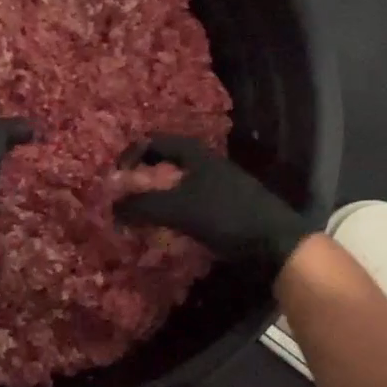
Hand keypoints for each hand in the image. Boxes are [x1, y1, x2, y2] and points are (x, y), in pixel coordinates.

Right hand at [114, 135, 311, 274]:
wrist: (275, 244)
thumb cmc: (226, 216)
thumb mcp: (179, 209)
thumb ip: (142, 205)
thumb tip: (111, 208)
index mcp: (194, 153)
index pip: (151, 142)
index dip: (129, 155)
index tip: (113, 178)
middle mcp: (204, 164)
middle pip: (162, 163)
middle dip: (139, 179)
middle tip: (120, 198)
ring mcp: (215, 186)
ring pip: (174, 186)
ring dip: (153, 199)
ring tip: (135, 217)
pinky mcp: (222, 209)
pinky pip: (186, 206)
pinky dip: (169, 214)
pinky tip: (161, 231)